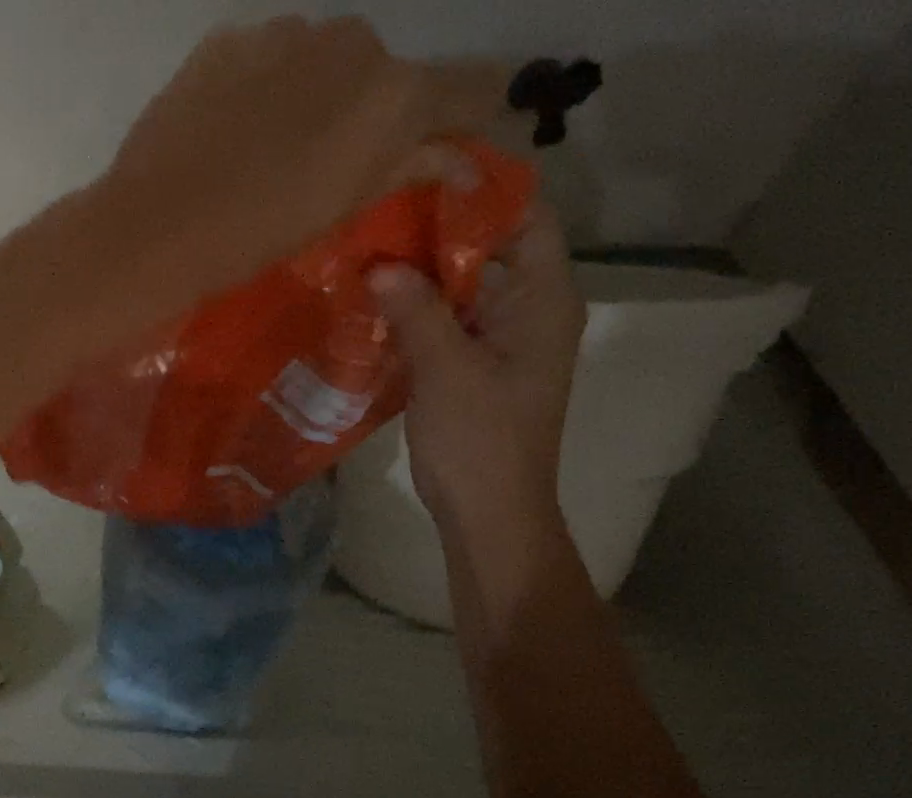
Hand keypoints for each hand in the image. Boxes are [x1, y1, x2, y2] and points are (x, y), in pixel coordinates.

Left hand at [98, 16, 510, 303]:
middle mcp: (354, 44)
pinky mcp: (228, 38)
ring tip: (264, 145)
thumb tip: (460, 158)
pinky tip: (226, 127)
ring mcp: (286, 33)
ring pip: (317, 58)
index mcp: (397, 95)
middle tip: (323, 160)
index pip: (470, 86)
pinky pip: (261, 57)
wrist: (155, 226)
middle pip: (381, 71)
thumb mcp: (339, 209)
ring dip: (307, 91)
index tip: (448, 138)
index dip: (465, 115)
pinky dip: (257, 84)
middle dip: (364, 107)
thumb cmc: (254, 236)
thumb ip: (405, 168)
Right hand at [369, 205, 585, 536]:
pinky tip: (371, 301)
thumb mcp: (447, 369)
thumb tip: (380, 263)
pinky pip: (444, 321)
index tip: (428, 171)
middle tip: (380, 209)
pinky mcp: (471, 366)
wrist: (489, 511)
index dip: (484, 191)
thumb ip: (417, 311)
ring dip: (420, 271)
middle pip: (489, 248)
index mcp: (544, 301)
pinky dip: (413, 308)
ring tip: (367, 247)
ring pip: (462, 287)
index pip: (526, 219)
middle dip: (438, 229)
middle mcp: (529, 311)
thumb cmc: (482, 439)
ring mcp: (500, 341)